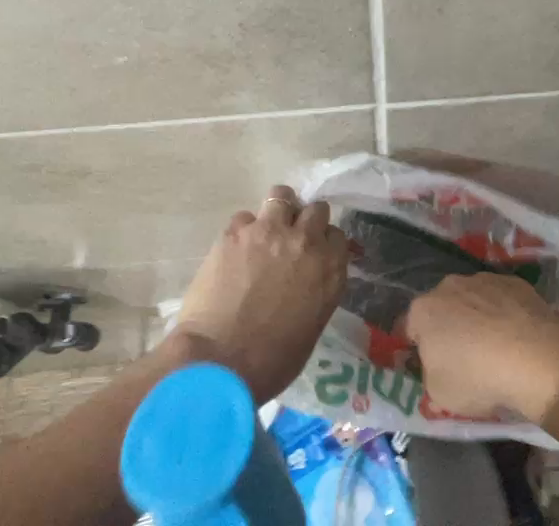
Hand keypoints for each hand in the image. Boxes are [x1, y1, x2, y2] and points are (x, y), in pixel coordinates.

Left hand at [170, 185, 347, 402]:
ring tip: (263, 231)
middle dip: (304, 220)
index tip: (311, 253)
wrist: (221, 361)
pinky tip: (233, 252)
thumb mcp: (311, 326)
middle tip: (289, 239)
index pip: (337, 236)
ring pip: (281, 196)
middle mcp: (306, 243)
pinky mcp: (235, 232)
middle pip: (315, 210)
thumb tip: (303, 281)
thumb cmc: (272, 361)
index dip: (323, 242)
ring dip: (276, 211)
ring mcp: (269, 232)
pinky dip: (242, 231)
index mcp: (330, 270)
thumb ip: (315, 291)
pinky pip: (244, 217)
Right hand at [404, 272, 558, 420]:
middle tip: (462, 359)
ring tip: (495, 348)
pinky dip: (503, 313)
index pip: (407, 328)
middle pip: (441, 309)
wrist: (537, 360)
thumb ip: (430, 376)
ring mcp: (484, 280)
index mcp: (423, 310)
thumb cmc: (478, 378)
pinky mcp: (515, 282)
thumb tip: (437, 368)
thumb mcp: (439, 395)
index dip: (416, 349)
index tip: (429, 367)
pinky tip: (517, 337)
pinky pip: (500, 299)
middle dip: (447, 328)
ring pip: (471, 300)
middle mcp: (449, 286)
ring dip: (476, 318)